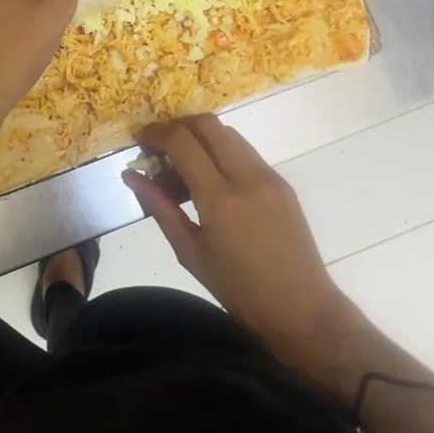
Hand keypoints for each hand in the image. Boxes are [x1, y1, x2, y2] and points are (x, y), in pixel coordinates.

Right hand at [123, 115, 346, 359]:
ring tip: (181, 170)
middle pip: (207, 124)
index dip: (156, 133)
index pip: (183, 142)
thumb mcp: (190, 252)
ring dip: (199, 139)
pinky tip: (208, 182)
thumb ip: (159, 207)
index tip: (139, 140)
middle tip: (158, 148)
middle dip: (177, 126)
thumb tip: (131, 175)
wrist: (302, 308)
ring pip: (228, 134)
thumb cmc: (239, 290)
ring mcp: (269, 176)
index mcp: (220, 199)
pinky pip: (244, 152)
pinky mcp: (281, 183)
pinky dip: (220, 153)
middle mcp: (247, 177)